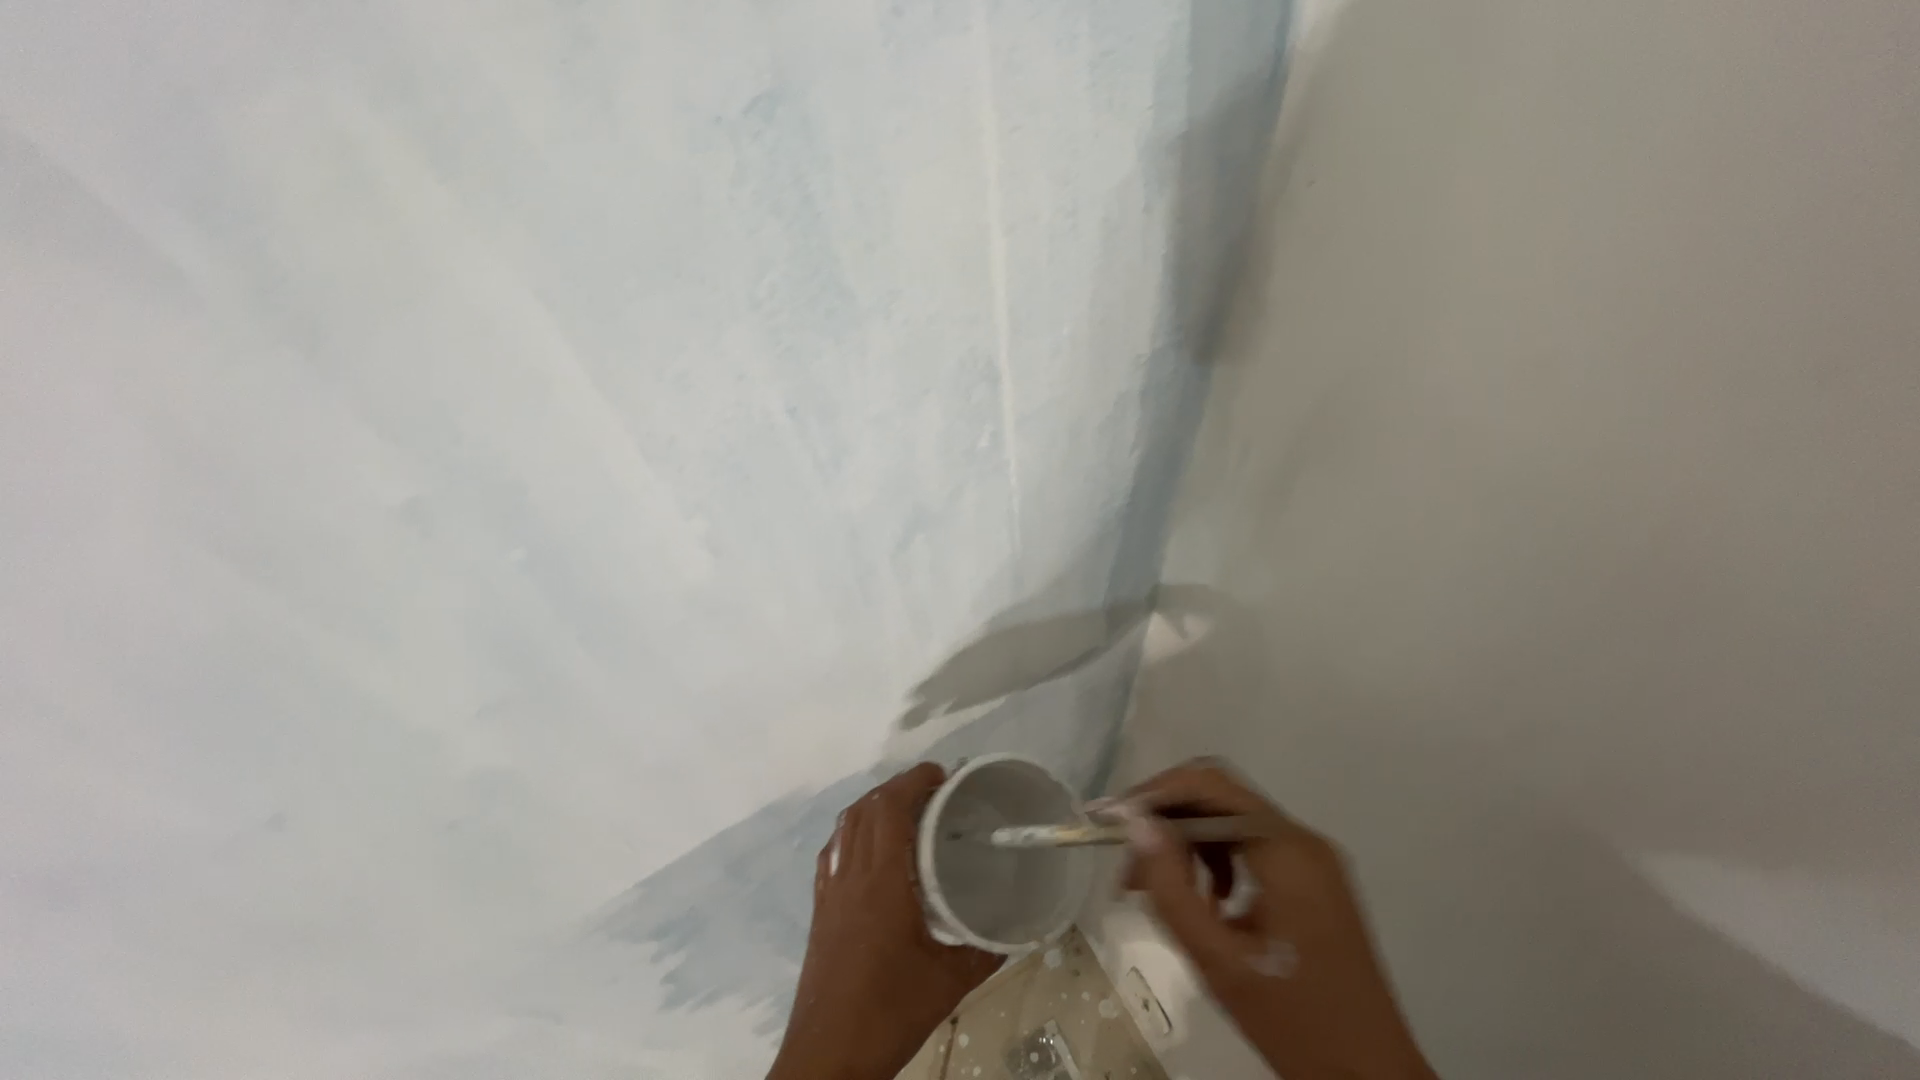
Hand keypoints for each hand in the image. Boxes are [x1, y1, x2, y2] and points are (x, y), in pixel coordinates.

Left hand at [768, 762, 1002, 1079]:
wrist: (829, 1055)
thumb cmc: (889, 1011)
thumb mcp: (949, 981)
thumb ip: (983, 950)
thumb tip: (1013, 931)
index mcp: (882, 881)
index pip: (890, 809)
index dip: (913, 781)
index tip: (941, 774)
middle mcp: (850, 875)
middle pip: (865, 809)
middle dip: (897, 788)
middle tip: (933, 790)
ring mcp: (829, 891)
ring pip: (845, 827)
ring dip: (872, 806)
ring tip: (905, 811)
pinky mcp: (820, 909)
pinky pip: (833, 852)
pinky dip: (853, 833)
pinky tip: (872, 851)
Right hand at [1105, 760, 1435, 1079]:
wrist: (1369, 1076)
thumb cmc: (1293, 1020)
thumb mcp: (1217, 958)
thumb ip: (1171, 887)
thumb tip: (1135, 825)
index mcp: (1286, 848)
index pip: (1210, 785)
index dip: (1155, 793)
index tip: (1111, 822)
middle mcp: (1303, 840)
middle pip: (1220, 799)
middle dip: (1165, 823)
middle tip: (1126, 868)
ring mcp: (1312, 861)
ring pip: (1232, 824)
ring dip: (1187, 846)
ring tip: (1154, 892)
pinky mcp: (1313, 883)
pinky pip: (1251, 850)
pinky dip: (1215, 864)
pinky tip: (1202, 905)